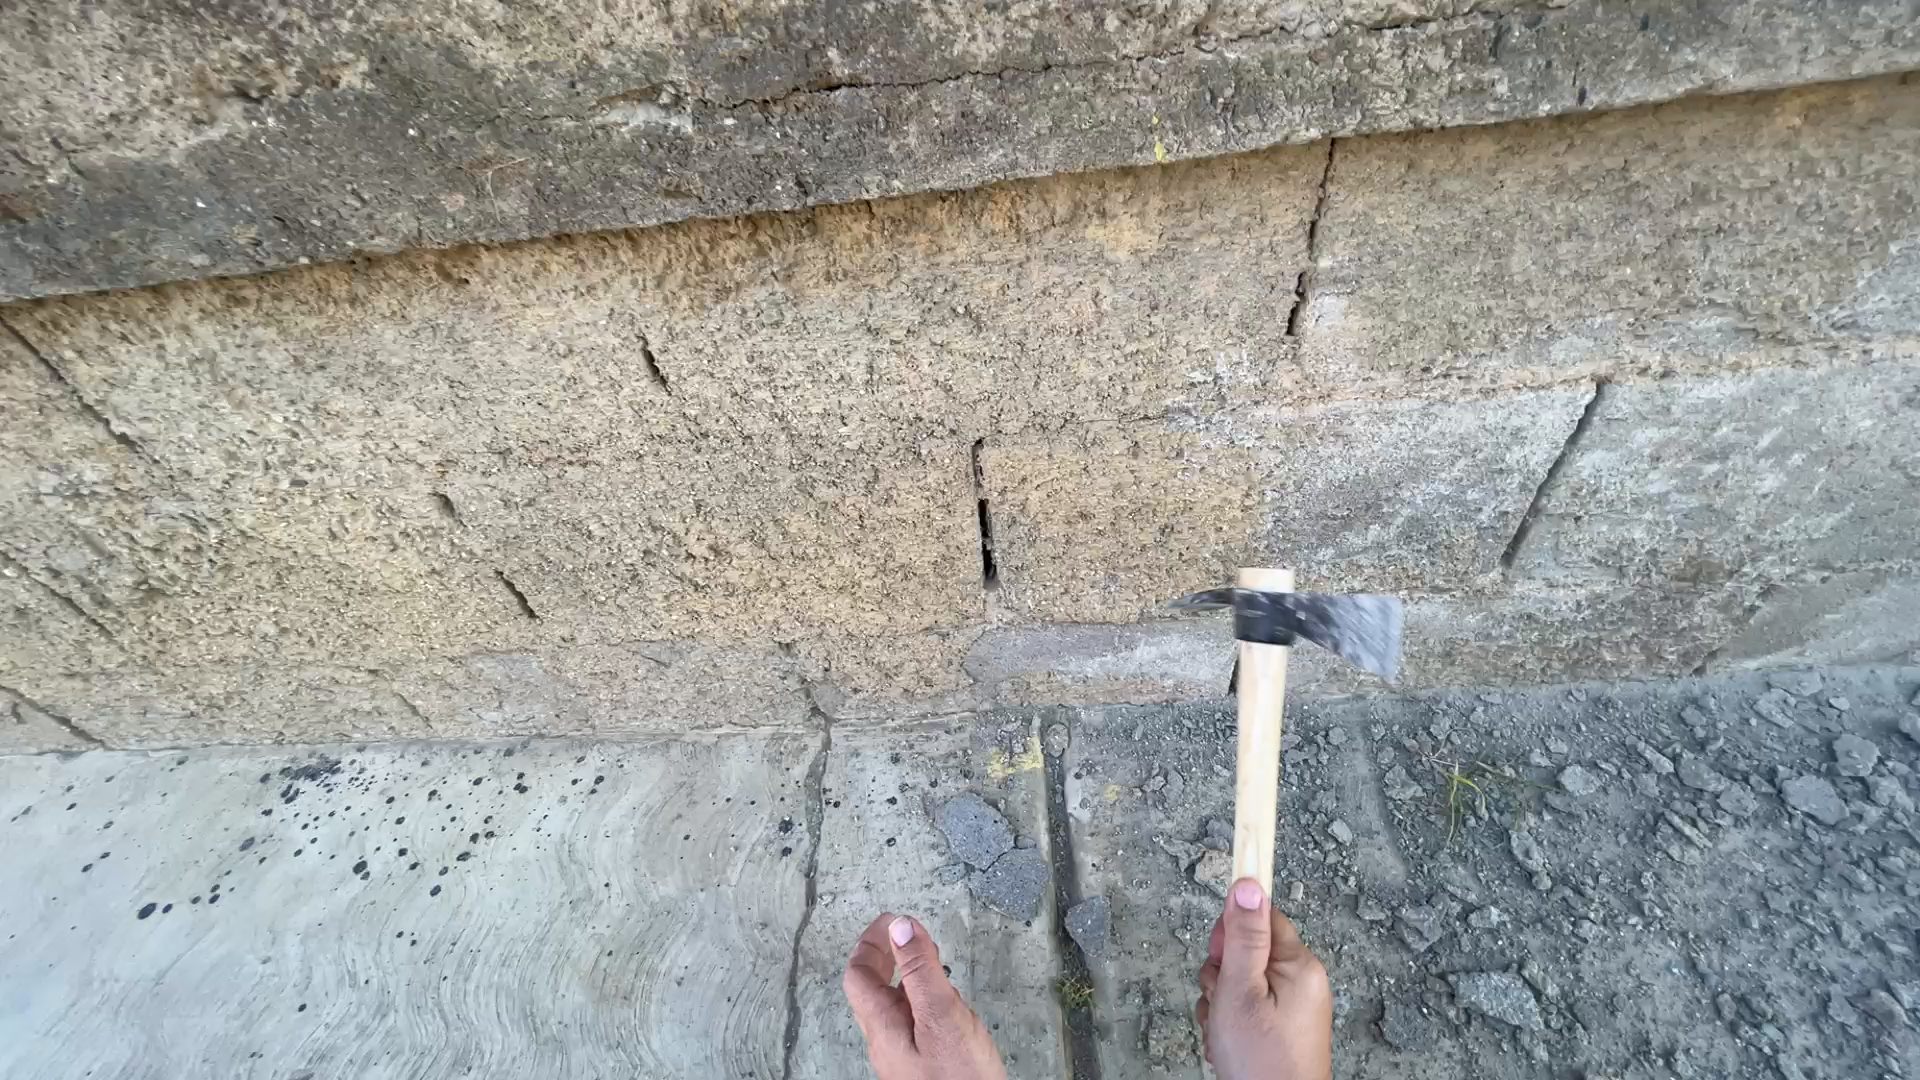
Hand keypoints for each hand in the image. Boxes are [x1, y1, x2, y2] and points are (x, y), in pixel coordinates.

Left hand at [842, 913, 1009, 1079]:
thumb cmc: (960, 1079)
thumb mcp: (941, 1014)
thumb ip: (919, 969)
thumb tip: (899, 925)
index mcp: (883, 1026)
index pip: (858, 975)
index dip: (870, 941)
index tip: (892, 918)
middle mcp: (886, 1041)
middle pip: (871, 989)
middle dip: (884, 954)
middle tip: (904, 931)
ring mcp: (903, 1056)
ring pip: (892, 1004)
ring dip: (904, 973)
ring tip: (927, 955)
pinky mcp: (923, 1067)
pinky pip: (911, 1021)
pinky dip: (921, 996)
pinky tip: (944, 998)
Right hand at [1196, 878, 1332, 1079]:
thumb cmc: (1260, 1062)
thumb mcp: (1241, 989)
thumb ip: (1243, 936)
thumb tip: (1248, 883)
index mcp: (1300, 966)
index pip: (1261, 917)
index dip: (1232, 932)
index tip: (1221, 956)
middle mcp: (1302, 981)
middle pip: (1246, 948)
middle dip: (1221, 972)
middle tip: (1223, 1000)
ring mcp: (1292, 1005)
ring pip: (1239, 978)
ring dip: (1220, 998)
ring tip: (1225, 1028)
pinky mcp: (1281, 1025)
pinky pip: (1246, 1003)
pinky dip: (1230, 1018)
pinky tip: (1228, 1040)